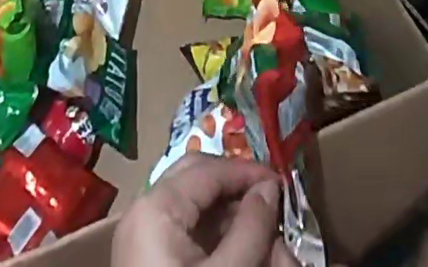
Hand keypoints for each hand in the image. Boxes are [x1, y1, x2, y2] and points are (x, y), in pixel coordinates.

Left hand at [113, 155, 295, 266]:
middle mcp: (145, 212)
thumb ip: (252, 227)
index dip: (250, 172)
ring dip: (235, 223)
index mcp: (157, 207)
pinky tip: (247, 257)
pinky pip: (188, 237)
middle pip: (201, 181)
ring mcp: (144, 238)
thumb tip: (269, 189)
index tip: (283, 186)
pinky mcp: (149, 262)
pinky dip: (219, 243)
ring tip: (270, 249)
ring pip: (197, 210)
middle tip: (274, 211)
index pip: (211, 168)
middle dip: (240, 195)